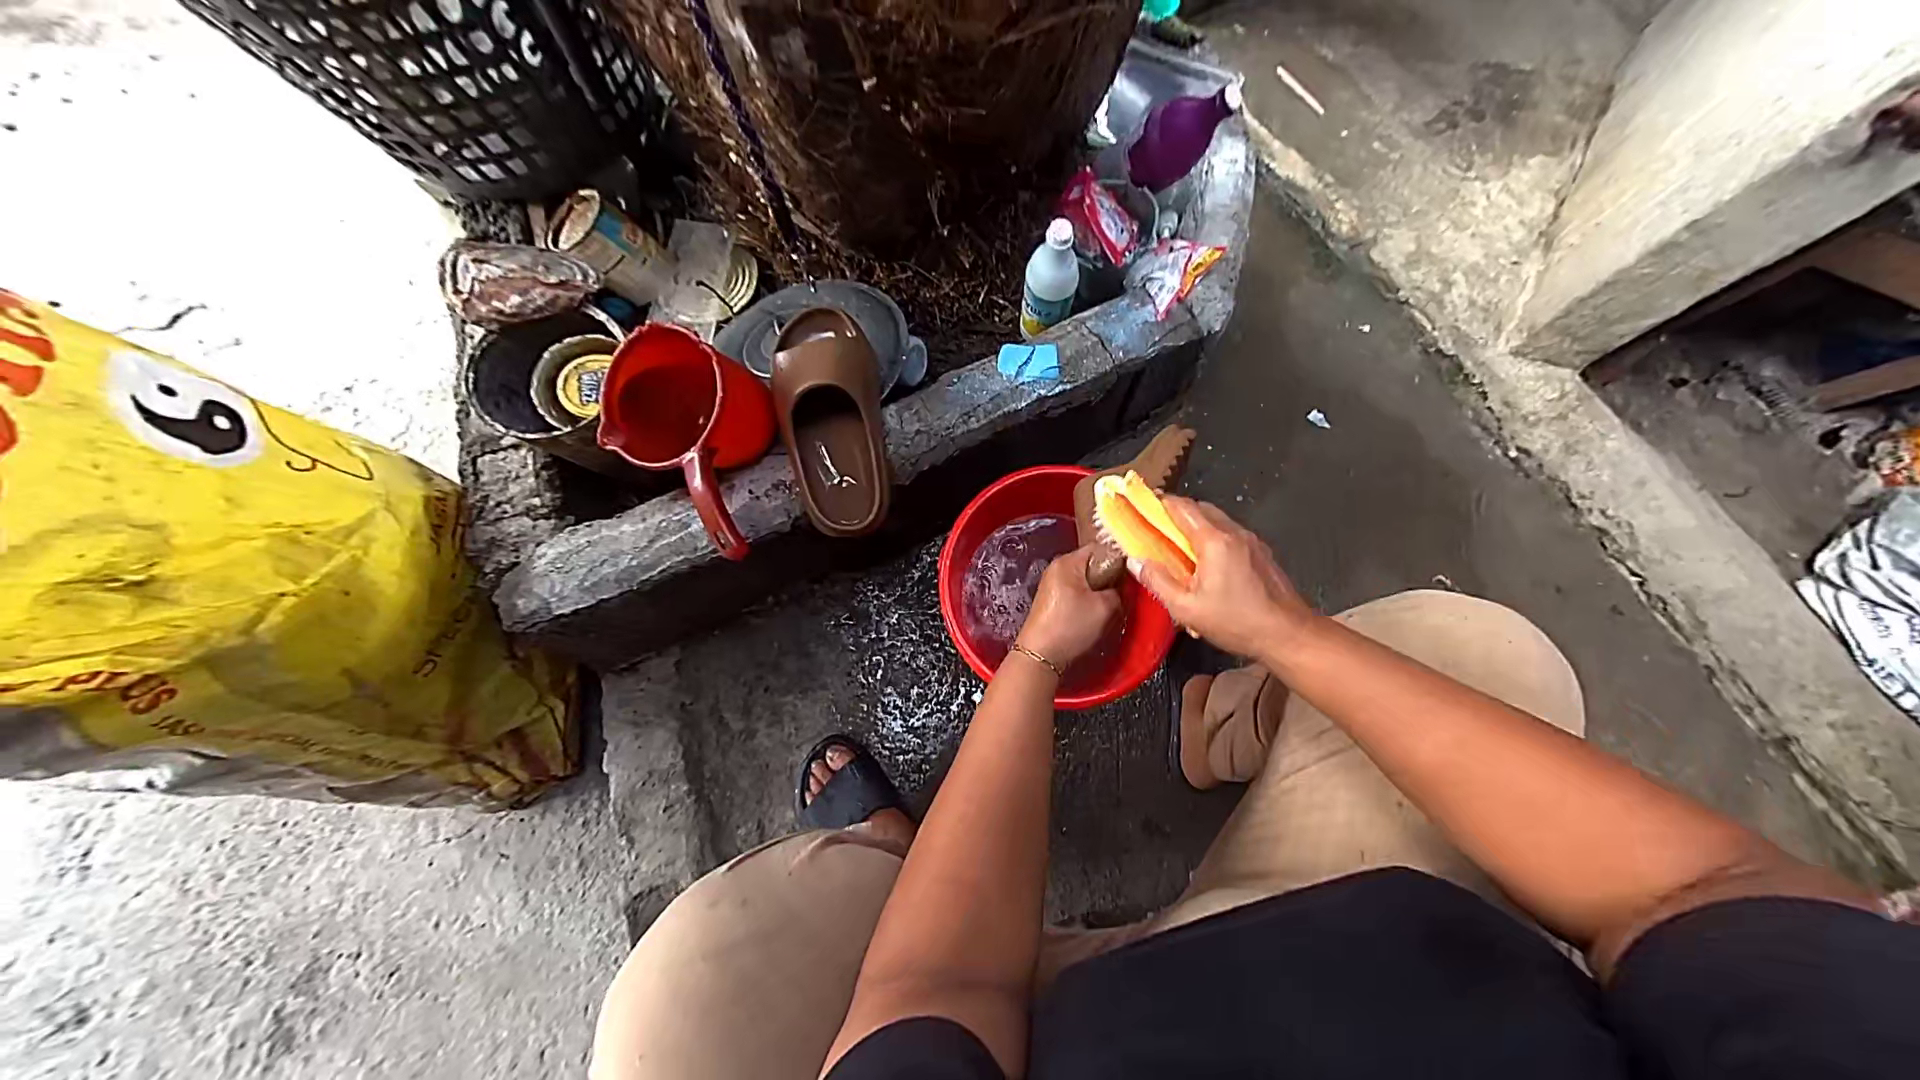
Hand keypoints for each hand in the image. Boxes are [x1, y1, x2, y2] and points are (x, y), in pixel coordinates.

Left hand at [1015, 546, 1123, 669]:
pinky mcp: (1052, 601)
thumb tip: (1121, 588)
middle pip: (1093, 565)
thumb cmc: (1068, 628)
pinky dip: (1087, 603)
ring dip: (1099, 594)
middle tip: (1119, 596)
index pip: (1101, 548)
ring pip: (1086, 581)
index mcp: (1067, 562)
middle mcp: (1057, 569)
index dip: (1118, 561)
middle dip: (1108, 580)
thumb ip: (1119, 591)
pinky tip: (1090, 618)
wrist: (1040, 656)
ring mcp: (1053, 585)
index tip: (1129, 576)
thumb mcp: (1106, 607)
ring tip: (1104, 611)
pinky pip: (1077, 594)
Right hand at [1130, 496, 1314, 658]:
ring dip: (1194, 524)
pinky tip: (1205, 560)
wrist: (1289, 634)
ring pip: (1217, 520)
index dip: (1158, 503)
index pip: (1182, 508)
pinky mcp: (1261, 553)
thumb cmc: (1235, 622)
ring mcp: (1251, 541)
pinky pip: (1229, 534)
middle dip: (1175, 512)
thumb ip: (1158, 581)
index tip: (1140, 504)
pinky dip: (1211, 536)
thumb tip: (1135, 561)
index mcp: (1214, 541)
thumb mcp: (1186, 608)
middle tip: (1155, 526)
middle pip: (1200, 509)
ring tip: (1177, 544)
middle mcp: (1234, 533)